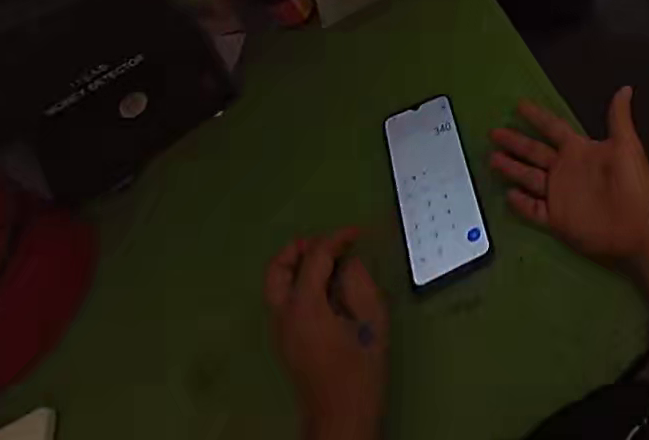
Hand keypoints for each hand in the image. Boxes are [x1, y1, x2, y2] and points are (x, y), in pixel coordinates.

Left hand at [264, 229, 388, 439]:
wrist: (341, 414)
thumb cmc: (361, 367)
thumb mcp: (371, 317)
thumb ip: (359, 282)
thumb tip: (348, 263)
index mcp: (305, 308)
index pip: (314, 257)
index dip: (337, 238)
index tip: (359, 233)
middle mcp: (284, 316)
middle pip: (277, 268)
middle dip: (300, 248)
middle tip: (330, 243)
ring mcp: (280, 329)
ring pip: (277, 283)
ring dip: (299, 264)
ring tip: (332, 260)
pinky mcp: (286, 338)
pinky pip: (285, 298)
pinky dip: (301, 280)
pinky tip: (330, 284)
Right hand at [489, 87, 648, 262]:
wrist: (639, 224)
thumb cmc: (633, 182)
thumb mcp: (626, 145)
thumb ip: (620, 117)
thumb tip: (626, 88)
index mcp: (579, 149)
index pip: (553, 128)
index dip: (538, 116)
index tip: (520, 105)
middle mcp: (566, 168)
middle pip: (534, 152)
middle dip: (515, 142)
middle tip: (494, 132)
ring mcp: (560, 193)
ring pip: (529, 178)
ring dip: (512, 168)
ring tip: (492, 158)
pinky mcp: (557, 218)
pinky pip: (534, 209)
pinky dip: (521, 203)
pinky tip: (508, 194)